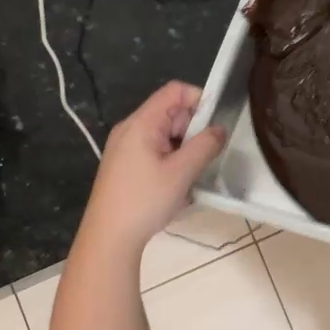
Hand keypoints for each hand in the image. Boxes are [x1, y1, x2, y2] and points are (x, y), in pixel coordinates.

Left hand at [76, 82, 226, 258]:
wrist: (109, 237)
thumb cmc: (144, 200)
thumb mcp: (182, 172)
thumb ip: (205, 145)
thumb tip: (220, 129)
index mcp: (141, 123)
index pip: (175, 91)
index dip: (200, 100)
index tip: (216, 125)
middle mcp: (131, 129)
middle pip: (171, 112)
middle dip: (194, 130)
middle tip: (204, 157)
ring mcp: (126, 148)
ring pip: (166, 134)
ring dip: (185, 149)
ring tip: (191, 175)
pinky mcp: (126, 165)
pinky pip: (156, 150)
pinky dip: (173, 160)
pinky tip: (177, 184)